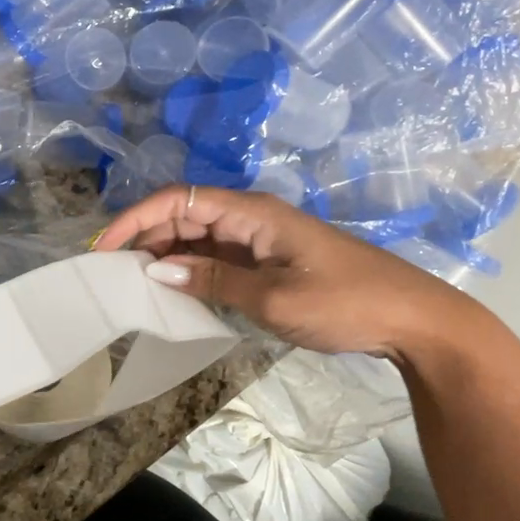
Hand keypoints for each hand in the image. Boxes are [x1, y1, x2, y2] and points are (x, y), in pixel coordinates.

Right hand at [93, 185, 482, 360]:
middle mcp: (251, 218)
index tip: (104, 249)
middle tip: (115, 274)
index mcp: (252, 213)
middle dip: (144, 238)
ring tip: (136, 284)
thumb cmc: (345, 303)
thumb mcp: (272, 298)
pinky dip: (190, 270)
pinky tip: (175, 291)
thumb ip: (211, 281)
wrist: (415, 321)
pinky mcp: (268, 261)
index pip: (177, 200)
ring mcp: (260, 240)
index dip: (135, 219)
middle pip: (182, 215)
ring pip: (197, 237)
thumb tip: (157, 269)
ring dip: (165, 255)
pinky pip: (216, 257)